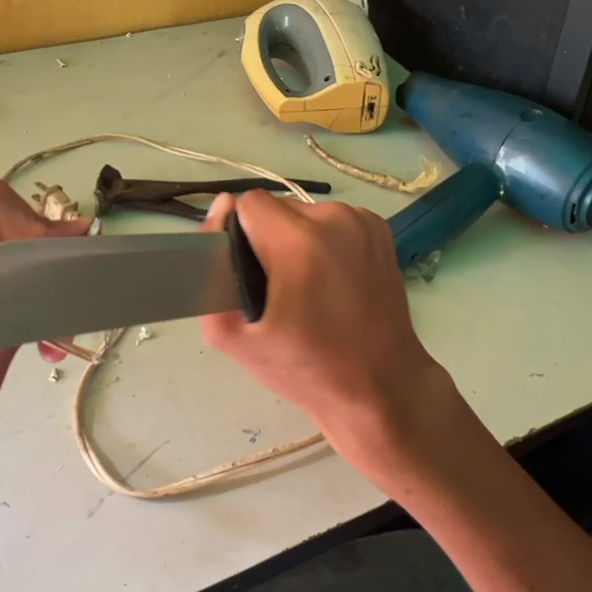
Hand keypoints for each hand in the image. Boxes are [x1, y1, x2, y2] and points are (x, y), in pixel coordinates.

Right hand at [198, 190, 451, 472]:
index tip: (246, 269)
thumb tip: (219, 210)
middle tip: (276, 287)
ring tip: (307, 286)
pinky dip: (326, 242)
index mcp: (298, 241)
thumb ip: (211, 271)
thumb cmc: (306, 369)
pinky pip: (334, 222)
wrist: (381, 388)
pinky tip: (332, 280)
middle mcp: (333, 219)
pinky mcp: (379, 229)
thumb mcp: (236, 339)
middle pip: (277, 208)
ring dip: (297, 239)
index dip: (239, 234)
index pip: (247, 204)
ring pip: (305, 214)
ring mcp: (361, 221)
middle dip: (268, 239)